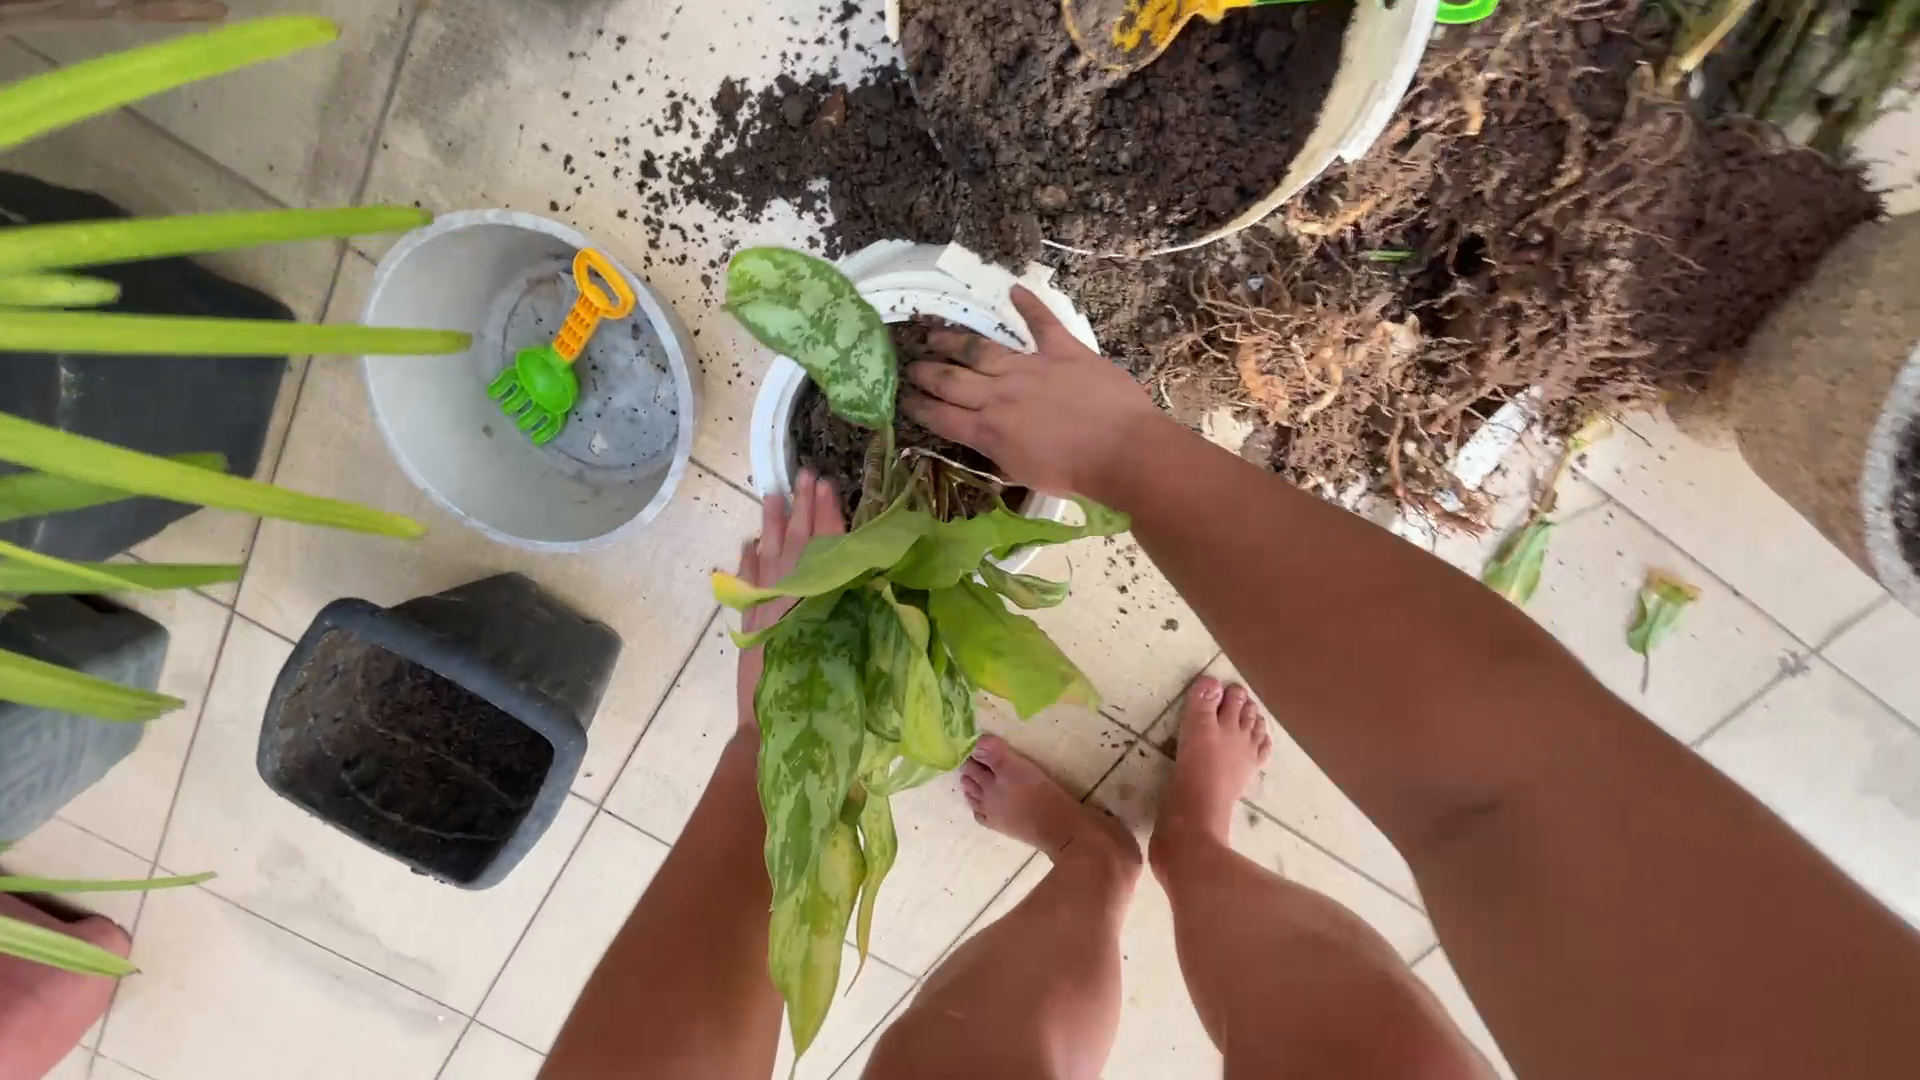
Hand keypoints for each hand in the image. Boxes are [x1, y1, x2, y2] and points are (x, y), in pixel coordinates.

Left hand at [735, 469, 845, 729]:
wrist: (771, 725)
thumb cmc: (822, 694)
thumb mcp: (852, 650)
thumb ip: (858, 612)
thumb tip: (868, 576)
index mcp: (820, 599)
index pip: (827, 549)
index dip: (829, 517)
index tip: (829, 486)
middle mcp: (791, 595)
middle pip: (798, 543)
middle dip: (802, 507)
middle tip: (804, 474)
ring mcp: (766, 606)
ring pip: (768, 554)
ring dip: (771, 523)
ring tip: (773, 493)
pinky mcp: (750, 621)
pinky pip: (748, 582)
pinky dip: (748, 561)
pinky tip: (750, 543)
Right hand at [901, 285, 1165, 498]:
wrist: (1121, 452)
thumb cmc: (1076, 475)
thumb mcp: (1024, 475)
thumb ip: (999, 454)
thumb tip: (985, 442)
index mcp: (989, 430)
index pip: (941, 416)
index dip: (919, 407)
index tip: (904, 399)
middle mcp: (999, 395)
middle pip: (951, 379)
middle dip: (926, 372)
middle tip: (911, 366)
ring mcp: (1029, 368)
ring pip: (981, 350)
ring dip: (953, 341)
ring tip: (934, 334)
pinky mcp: (1062, 350)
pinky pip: (1042, 322)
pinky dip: (1029, 304)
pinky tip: (1014, 289)